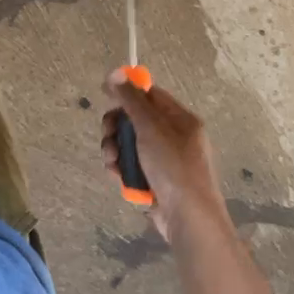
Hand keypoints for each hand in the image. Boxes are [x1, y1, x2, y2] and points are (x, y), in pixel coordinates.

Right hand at [101, 70, 226, 240]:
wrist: (189, 219)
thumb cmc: (173, 167)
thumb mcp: (150, 127)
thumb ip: (131, 100)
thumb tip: (116, 74)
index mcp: (181, 121)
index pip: (151, 95)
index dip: (127, 92)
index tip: (105, 93)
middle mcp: (174, 138)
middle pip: (135, 120)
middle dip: (116, 127)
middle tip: (108, 135)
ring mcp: (164, 161)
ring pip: (129, 144)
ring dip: (115, 150)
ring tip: (113, 162)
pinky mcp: (155, 181)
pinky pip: (131, 165)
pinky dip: (121, 168)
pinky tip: (118, 176)